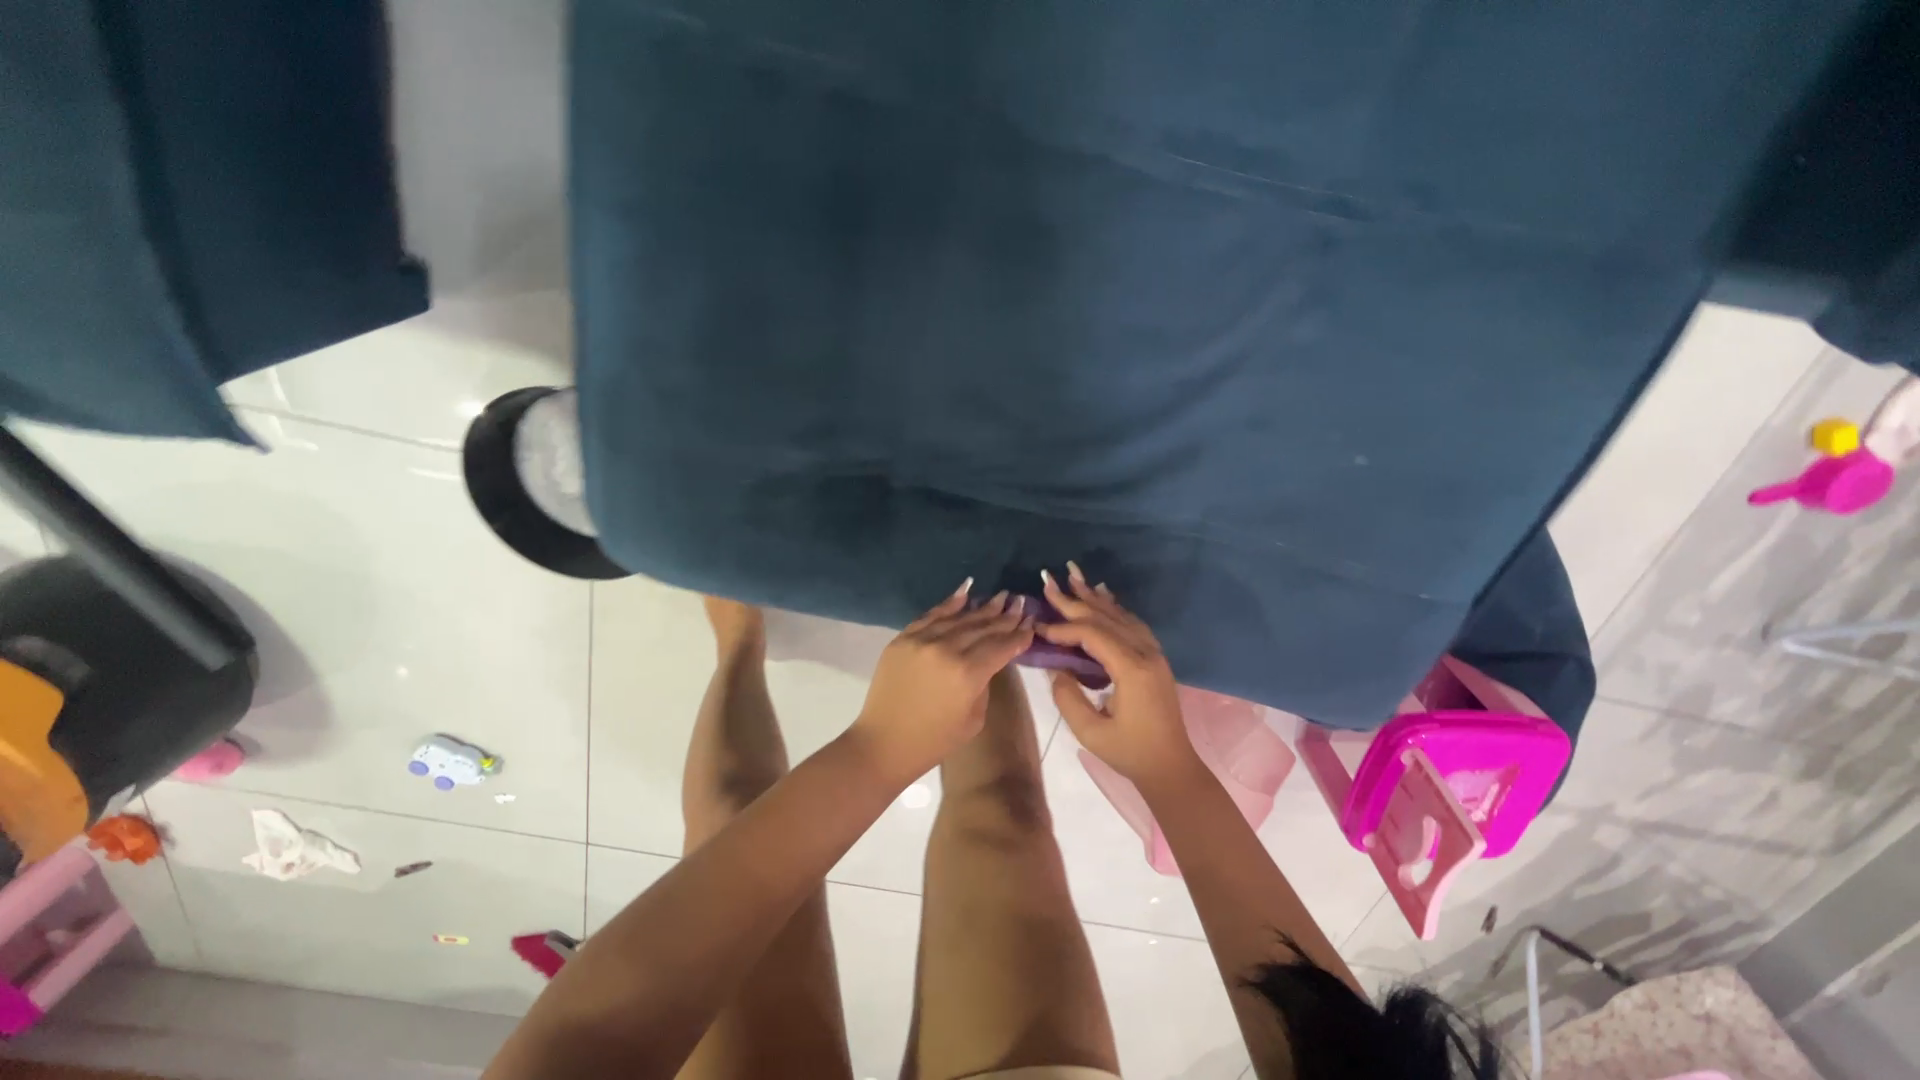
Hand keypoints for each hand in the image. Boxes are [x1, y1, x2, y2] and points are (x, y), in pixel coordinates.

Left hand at [851, 582, 1034, 780]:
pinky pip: (930, 616)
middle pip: (983, 628)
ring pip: (959, 618)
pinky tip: (966, 592)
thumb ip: (984, 683)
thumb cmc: (934, 740)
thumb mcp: (974, 718)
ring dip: (982, 607)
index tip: (1031, 622)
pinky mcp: (903, 639)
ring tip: (1001, 597)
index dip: (1018, 635)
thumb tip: (986, 659)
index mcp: (968, 674)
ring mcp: (922, 640)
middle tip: (1020, 602)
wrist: (884, 742)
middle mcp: (947, 649)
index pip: (1001, 647)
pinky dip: (949, 604)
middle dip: (1005, 616)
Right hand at [1038, 565, 1201, 791]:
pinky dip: (1114, 609)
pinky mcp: (1155, 659)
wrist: (1171, 766)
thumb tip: (1055, 668)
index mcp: (1131, 669)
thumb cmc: (1130, 752)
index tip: (1038, 627)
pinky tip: (1103, 598)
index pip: (1092, 635)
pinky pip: (1133, 624)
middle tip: (1048, 580)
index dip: (1063, 628)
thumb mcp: (1090, 731)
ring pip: (1121, 616)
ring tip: (1073, 577)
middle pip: (1106, 618)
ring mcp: (1154, 654)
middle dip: (1074, 599)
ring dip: (1094, 597)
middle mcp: (1146, 653)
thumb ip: (1067, 696)